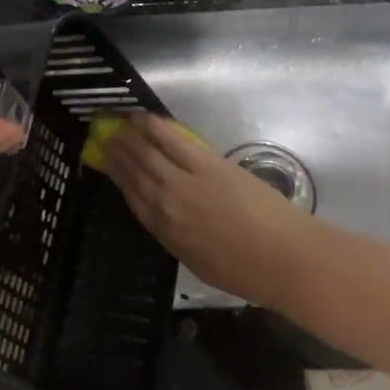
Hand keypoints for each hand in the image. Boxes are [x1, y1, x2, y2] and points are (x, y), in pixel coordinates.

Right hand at [99, 113, 313, 309]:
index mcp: (165, 232)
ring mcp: (186, 181)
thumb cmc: (248, 271)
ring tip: (118, 124)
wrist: (285, 258)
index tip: (103, 161)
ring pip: (147, 153)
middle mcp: (168, 204)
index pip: (132, 198)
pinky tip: (141, 118)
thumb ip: (176, 237)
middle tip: (105, 137)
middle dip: (117, 153)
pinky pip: (173, 140)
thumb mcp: (198, 262)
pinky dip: (154, 127)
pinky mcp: (208, 164)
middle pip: (135, 173)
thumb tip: (165, 217)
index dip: (115, 177)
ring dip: (129, 136)